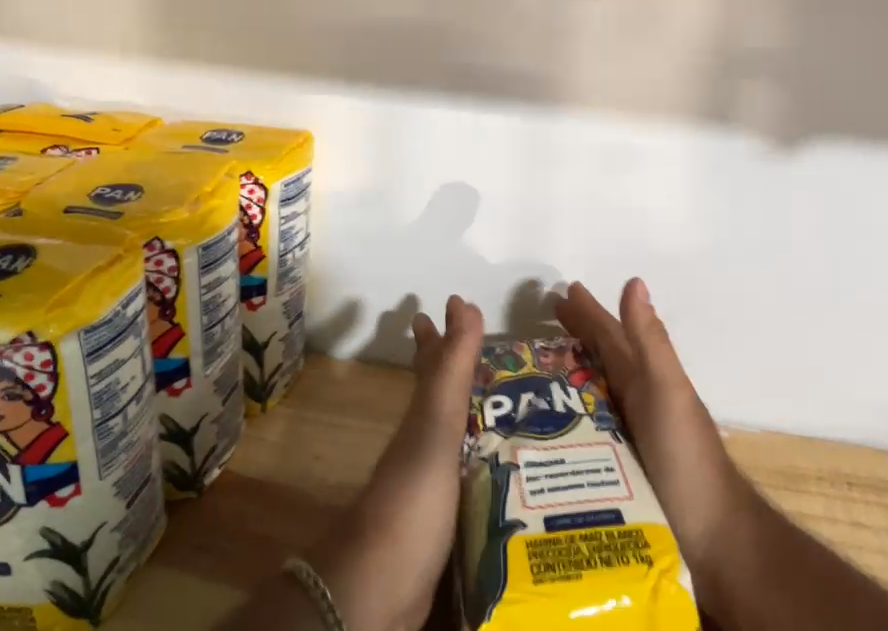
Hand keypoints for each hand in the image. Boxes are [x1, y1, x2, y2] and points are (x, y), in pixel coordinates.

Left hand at [221, 297, 484, 630]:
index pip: (435, 365)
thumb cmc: (412, 497)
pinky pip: (471, 479)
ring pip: (458, 439)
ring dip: (477, 418)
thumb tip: (462, 302)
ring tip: (506, 407)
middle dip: (455, 369)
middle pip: (441, 398)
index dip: (442, 335)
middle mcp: (425, 447)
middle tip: (483, 347)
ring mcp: (434, 486)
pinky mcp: (446, 524)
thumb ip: (451, 372)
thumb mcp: (435, 427)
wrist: (381, 585)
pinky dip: (487, 465)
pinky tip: (504, 473)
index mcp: (424, 420)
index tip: (455, 303)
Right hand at [558, 280, 887, 630]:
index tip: (559, 292)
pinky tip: (539, 433)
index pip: (611, 338)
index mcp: (647, 382)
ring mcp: (624, 443)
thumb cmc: (687, 458)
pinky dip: (561, 429)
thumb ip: (649, 343)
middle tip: (539, 323)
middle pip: (599, 365)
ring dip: (562, 384)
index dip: (587, 314)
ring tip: (531, 375)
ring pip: (588, 402)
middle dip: (572, 342)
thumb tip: (634, 282)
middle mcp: (635, 407)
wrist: (711, 539)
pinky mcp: (612, 476)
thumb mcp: (667, 391)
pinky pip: (580, 441)